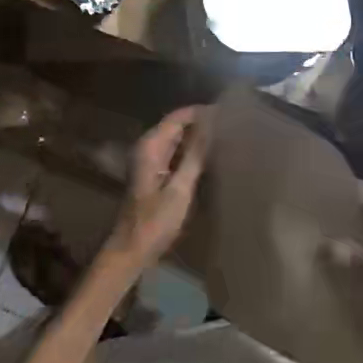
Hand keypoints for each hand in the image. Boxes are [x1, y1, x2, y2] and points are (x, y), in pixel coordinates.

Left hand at [97, 107, 211, 279]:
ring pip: (178, 139)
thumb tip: (213, 124)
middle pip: (178, 125)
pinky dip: (192, 152)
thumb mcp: (180, 189)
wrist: (131, 250)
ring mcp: (150, 160)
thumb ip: (195, 155)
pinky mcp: (155, 173)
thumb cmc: (155, 221)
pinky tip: (211, 156)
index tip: (228, 112)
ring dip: (198, 137)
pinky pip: (176, 153)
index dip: (202, 112)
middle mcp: (148, 147)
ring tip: (226, 138)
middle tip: (231, 125)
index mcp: (151, 146)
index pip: (179, 116)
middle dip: (202, 123)